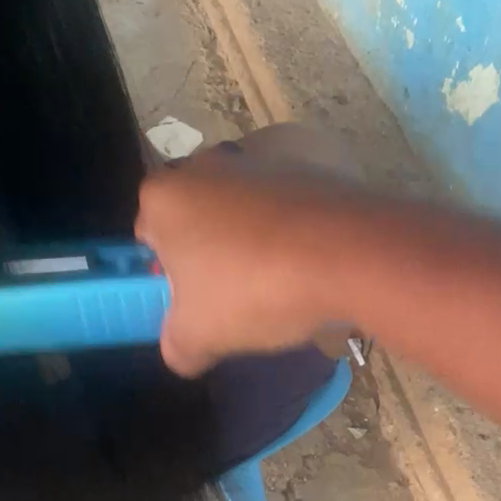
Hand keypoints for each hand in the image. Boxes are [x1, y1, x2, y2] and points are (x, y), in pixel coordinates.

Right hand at [136, 134, 367, 375]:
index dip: (167, 271)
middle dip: (212, 246)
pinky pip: (294, 189)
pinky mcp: (314, 149)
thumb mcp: (200, 337)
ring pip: (247, 198)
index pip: (149, 234)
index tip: (195, 299)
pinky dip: (300, 212)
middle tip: (239, 292)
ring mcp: (262, 149)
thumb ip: (176, 346)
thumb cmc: (255, 289)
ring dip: (256, 227)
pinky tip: (317, 247)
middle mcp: (207, 160)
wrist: (351, 254)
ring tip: (287, 274)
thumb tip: (181, 351)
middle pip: (198, 211)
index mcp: (165, 196)